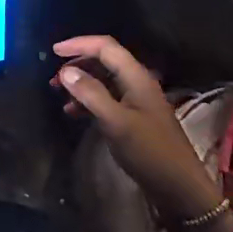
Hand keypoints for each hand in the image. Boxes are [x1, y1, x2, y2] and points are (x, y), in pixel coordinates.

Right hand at [53, 36, 222, 221]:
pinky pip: (107, 99)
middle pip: (104, 61)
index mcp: (136, 77)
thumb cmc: (149, 152)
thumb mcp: (116, 122)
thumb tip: (66, 71)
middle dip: (78, 64)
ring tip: (59, 94)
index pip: (106, 47)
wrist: (178, 187)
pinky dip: (88, 101)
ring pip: (104, 81)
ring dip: (81, 83)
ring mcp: (136, 101)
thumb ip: (91, 94)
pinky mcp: (133, 118)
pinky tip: (73, 112)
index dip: (79, 44)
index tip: (54, 50)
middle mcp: (137, 83)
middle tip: (53, 77)